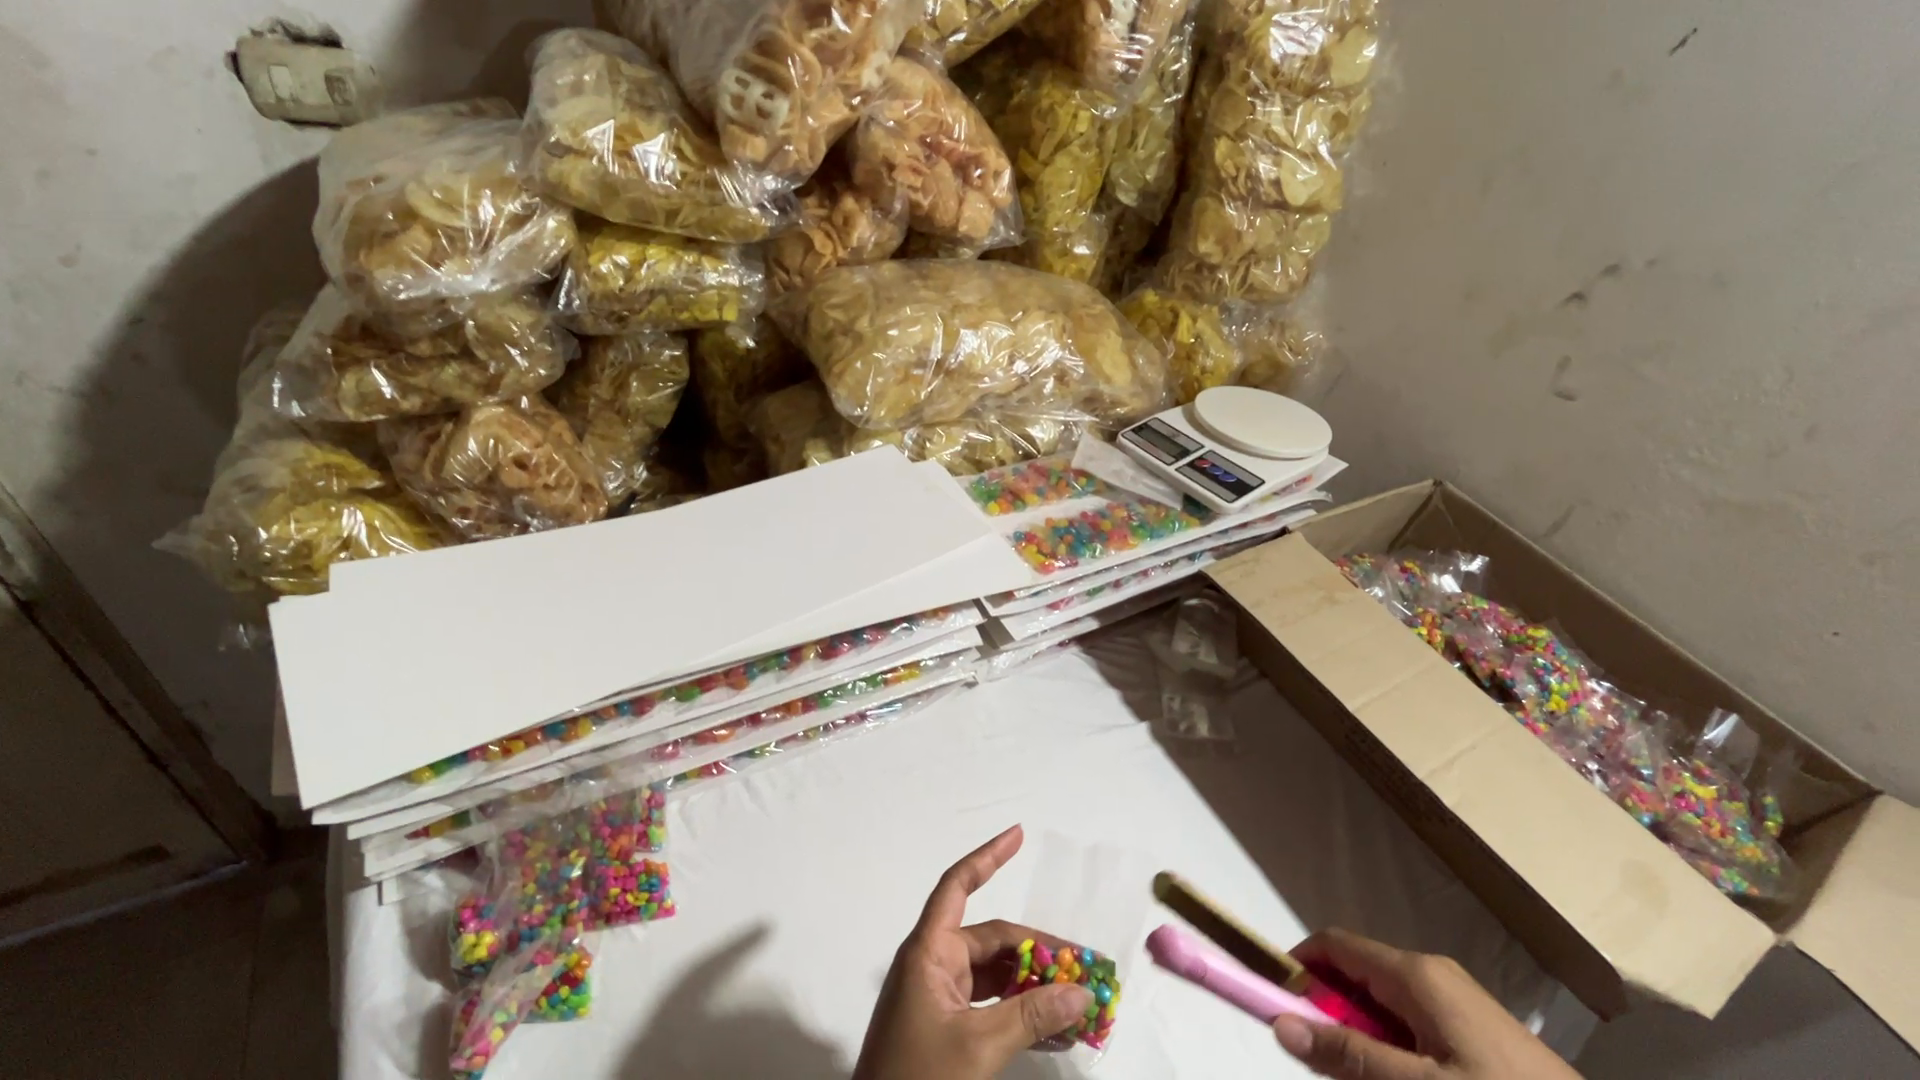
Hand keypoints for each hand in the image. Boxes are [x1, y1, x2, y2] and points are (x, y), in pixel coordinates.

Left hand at [852, 825, 1094, 1079]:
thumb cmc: (918, 1076)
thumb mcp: (979, 1046)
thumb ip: (1032, 1016)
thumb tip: (1083, 993)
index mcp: (928, 951)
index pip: (957, 887)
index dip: (987, 858)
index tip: (1018, 834)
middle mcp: (934, 964)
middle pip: (992, 940)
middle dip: (1039, 951)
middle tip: (1087, 964)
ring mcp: (940, 997)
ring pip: (997, 976)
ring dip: (1036, 986)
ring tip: (1082, 997)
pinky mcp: (947, 1028)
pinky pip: (992, 1006)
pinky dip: (1022, 1012)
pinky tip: (1059, 1027)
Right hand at [1271, 929, 1580, 1079]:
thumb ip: (1349, 1058)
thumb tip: (1279, 1024)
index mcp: (1415, 974)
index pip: (1332, 945)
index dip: (1295, 969)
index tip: (1275, 1010)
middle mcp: (1431, 973)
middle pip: (1354, 976)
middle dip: (1329, 1015)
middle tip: (1326, 1066)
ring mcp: (1455, 999)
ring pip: (1380, 1005)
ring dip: (1360, 1038)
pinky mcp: (1472, 1027)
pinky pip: (1409, 1023)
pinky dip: (1391, 1048)